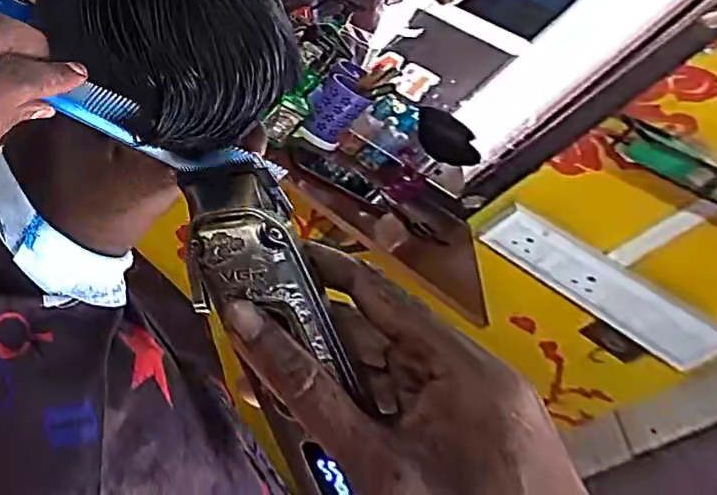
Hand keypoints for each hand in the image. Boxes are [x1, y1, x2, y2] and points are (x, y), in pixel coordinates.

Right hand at [224, 245, 583, 494]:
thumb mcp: (374, 460)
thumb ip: (303, 385)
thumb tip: (244, 319)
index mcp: (466, 370)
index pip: (372, 288)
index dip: (313, 267)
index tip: (263, 255)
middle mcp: (472, 382)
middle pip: (364, 333)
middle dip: (303, 338)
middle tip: (249, 338)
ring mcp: (471, 414)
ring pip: (372, 372)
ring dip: (320, 378)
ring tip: (270, 388)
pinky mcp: (465, 443)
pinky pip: (391, 404)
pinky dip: (348, 407)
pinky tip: (310, 416)